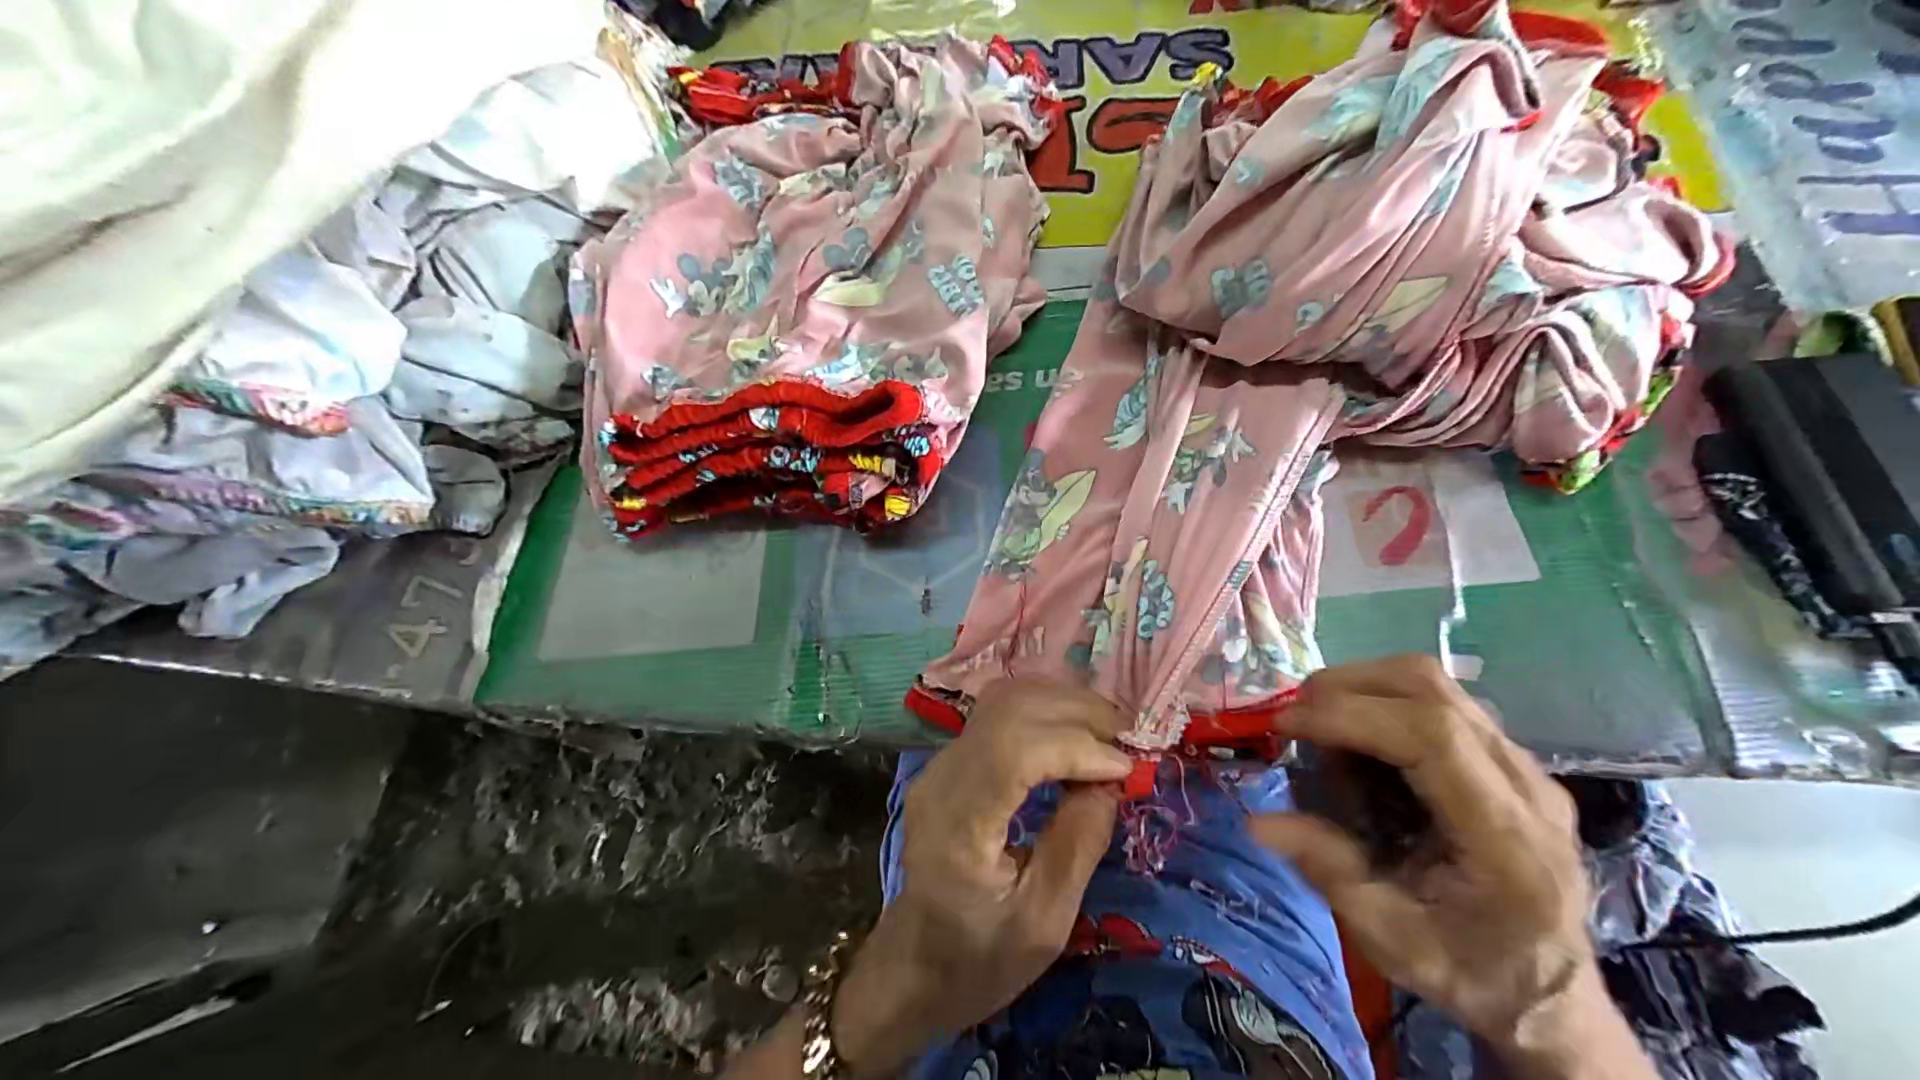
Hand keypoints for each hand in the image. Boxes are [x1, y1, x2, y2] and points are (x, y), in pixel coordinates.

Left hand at [832, 679, 1132, 1074]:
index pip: (1012, 749)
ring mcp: (940, 763)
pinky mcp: (950, 761)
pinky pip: (1000, 715)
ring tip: (1111, 735)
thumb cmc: (980, 958)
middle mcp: (941, 778)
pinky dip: (1046, 713)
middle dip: (1078, 714)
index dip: (1075, 746)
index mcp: (957, 825)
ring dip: (1064, 705)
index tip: (1124, 768)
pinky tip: (1077, 734)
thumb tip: (1112, 779)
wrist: (917, 962)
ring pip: (1004, 701)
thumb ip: (1078, 845)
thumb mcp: (1045, 923)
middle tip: (1131, 741)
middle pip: (1009, 711)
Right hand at [1252, 657, 1650, 1075]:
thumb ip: (1328, 873)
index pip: (1431, 735)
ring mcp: (1523, 765)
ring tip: (1320, 726)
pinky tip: (1356, 742)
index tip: (1286, 725)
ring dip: (1361, 688)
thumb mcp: (1392, 942)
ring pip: (1434, 684)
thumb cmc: (1471, 971)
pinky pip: (1437, 702)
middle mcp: (1525, 786)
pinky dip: (1380, 702)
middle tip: (1294, 718)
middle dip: (1346, 688)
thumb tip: (1258, 820)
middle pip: (1431, 691)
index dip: (1349, 716)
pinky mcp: (1506, 759)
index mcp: (1506, 838)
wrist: (1551, 994)